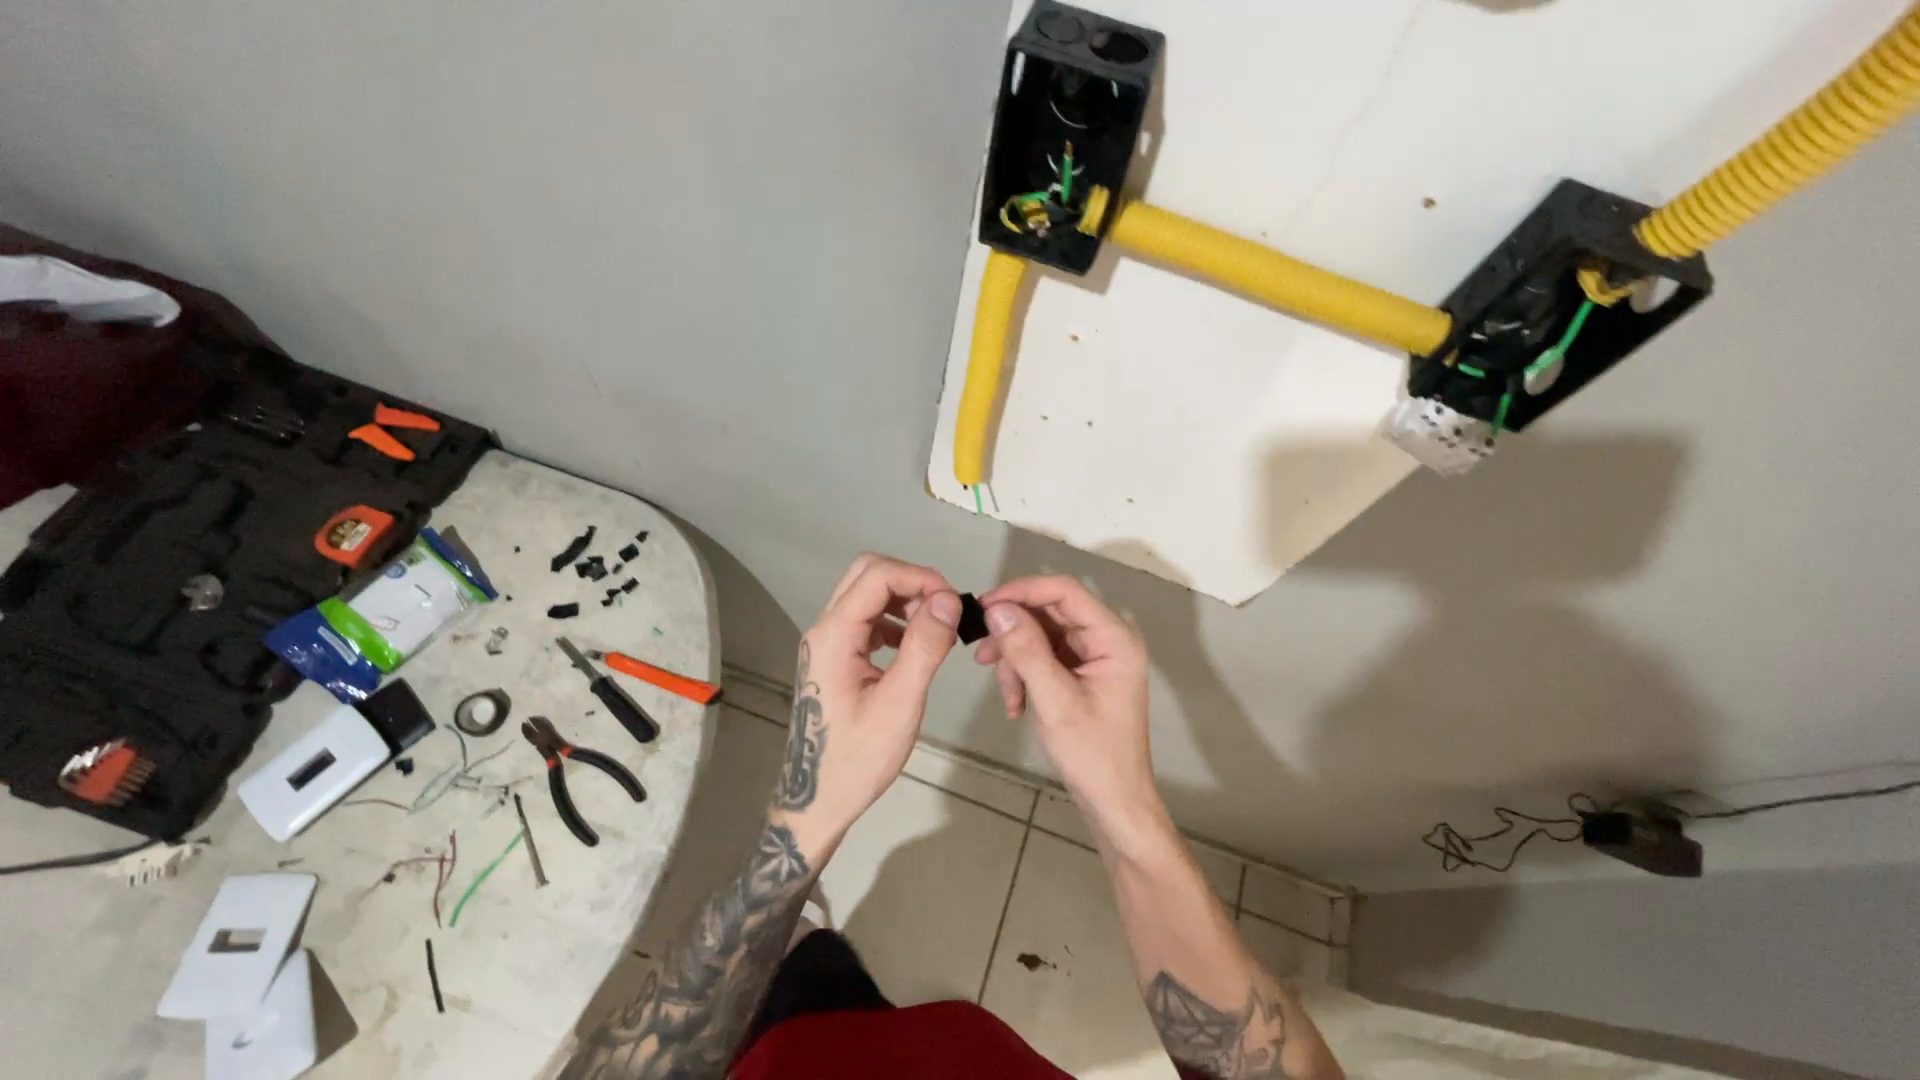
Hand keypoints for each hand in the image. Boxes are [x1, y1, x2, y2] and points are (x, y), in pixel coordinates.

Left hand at [773, 553, 961, 857]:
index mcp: (834, 636)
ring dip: (903, 599)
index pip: (878, 575)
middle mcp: (824, 629)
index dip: (921, 578)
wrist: (816, 799)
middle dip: (911, 582)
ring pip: (865, 594)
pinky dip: (893, 620)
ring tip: (935, 630)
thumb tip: (948, 599)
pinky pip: (864, 619)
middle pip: (867, 574)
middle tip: (944, 612)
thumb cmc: (858, 758)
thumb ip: (923, 647)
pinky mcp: (833, 657)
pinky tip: (914, 647)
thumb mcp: (900, 704)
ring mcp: (825, 643)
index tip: (954, 603)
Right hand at [972, 576, 1161, 841]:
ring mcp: (1095, 656)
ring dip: (1016, 659)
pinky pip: (1045, 657)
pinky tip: (1014, 705)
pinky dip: (1025, 675)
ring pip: (1042, 635)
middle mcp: (1107, 638)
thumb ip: (1027, 651)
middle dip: (1014, 633)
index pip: (1064, 591)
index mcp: (1114, 638)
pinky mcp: (1082, 673)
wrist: (1114, 802)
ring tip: (1005, 693)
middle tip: (982, 655)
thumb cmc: (1092, 753)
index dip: (1022, 591)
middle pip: (1050, 612)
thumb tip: (997, 609)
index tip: (984, 607)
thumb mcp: (1054, 701)